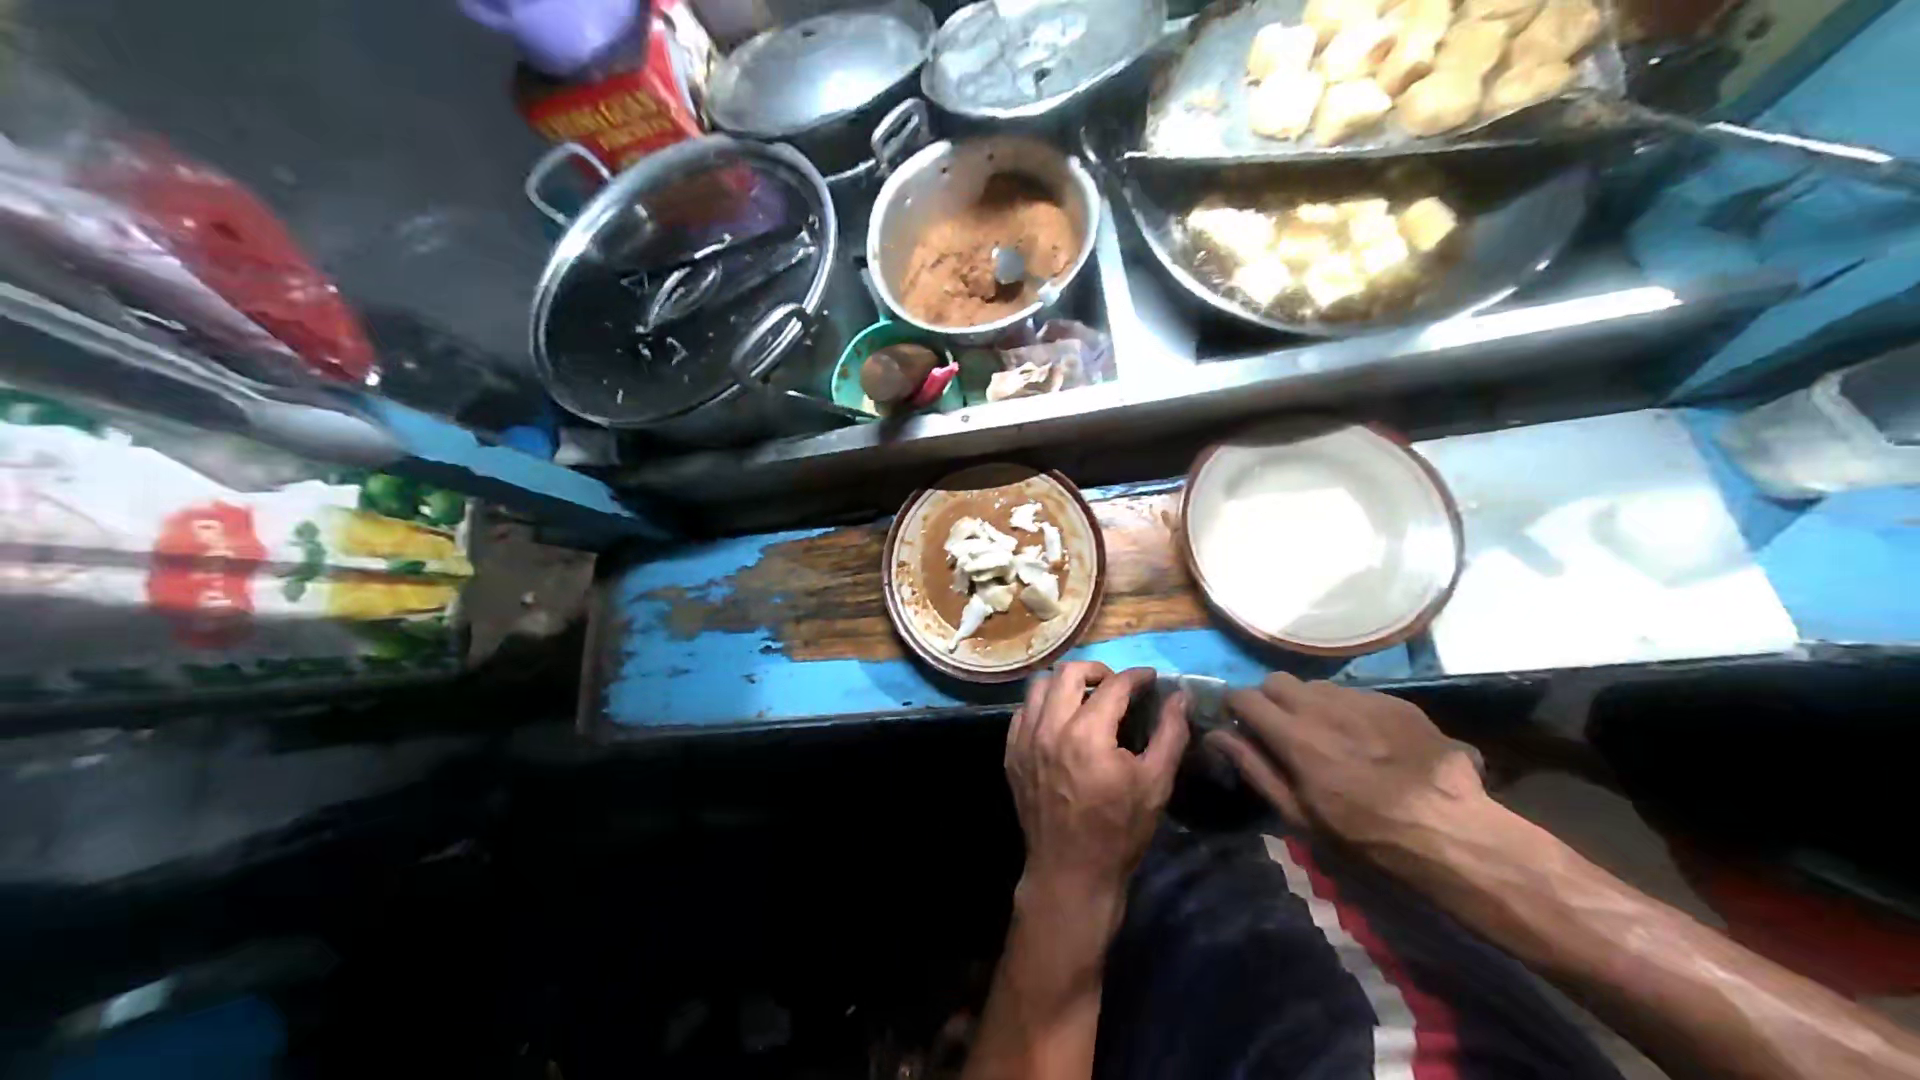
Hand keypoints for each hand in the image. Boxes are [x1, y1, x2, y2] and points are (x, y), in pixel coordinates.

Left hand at [1005, 663, 1188, 917]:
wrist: (1070, 872)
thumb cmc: (1119, 831)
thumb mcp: (1155, 783)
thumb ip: (1170, 733)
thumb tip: (1179, 697)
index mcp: (1087, 734)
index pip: (1114, 686)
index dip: (1137, 677)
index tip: (1150, 679)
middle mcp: (1050, 727)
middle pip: (1069, 672)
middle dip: (1098, 670)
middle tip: (1117, 685)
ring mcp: (1025, 739)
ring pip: (1039, 686)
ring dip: (1065, 683)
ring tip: (1086, 697)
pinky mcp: (1011, 753)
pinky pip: (1023, 711)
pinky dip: (1043, 705)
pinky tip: (1060, 720)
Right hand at [1212, 673, 1489, 857]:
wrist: (1453, 834)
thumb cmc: (1365, 836)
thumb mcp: (1299, 815)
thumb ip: (1254, 768)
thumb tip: (1216, 734)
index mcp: (1294, 735)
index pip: (1244, 697)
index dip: (1235, 707)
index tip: (1239, 724)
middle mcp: (1322, 706)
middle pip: (1277, 680)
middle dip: (1269, 699)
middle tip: (1280, 729)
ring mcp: (1361, 700)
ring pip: (1315, 685)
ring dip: (1308, 703)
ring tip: (1325, 734)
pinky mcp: (1394, 703)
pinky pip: (1354, 694)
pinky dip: (1345, 710)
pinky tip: (1365, 740)